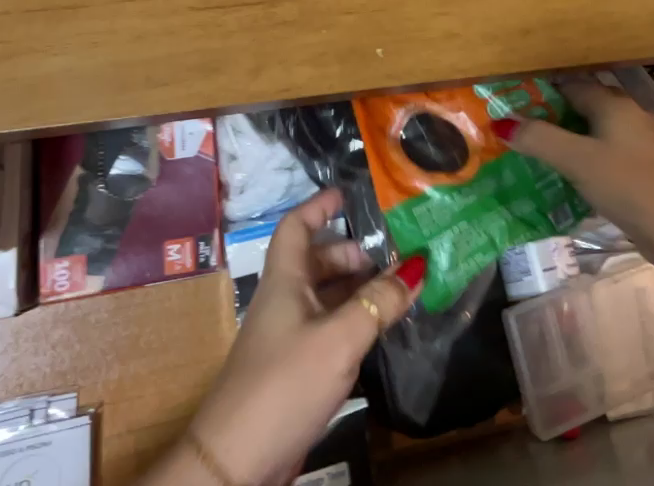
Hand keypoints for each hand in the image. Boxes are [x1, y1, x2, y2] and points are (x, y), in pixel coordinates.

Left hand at [171, 190, 422, 485]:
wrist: (236, 462)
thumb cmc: (284, 383)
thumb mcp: (339, 338)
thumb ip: (379, 302)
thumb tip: (417, 265)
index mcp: (284, 282)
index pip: (296, 227)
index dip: (319, 206)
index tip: (348, 194)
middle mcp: (284, 302)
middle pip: (316, 262)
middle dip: (352, 254)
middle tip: (393, 257)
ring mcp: (287, 338)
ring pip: (325, 298)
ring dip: (358, 290)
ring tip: (398, 292)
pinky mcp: (295, 371)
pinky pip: (328, 330)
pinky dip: (354, 322)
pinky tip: (381, 333)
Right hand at [506, 79, 653, 256]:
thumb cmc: (625, 184)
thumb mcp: (575, 160)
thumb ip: (539, 139)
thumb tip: (502, 123)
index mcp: (614, 104)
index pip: (572, 85)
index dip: (542, 92)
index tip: (513, 103)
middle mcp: (629, 115)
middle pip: (586, 105)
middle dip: (554, 115)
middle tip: (522, 129)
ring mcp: (640, 142)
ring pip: (597, 130)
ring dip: (571, 138)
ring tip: (540, 152)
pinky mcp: (645, 168)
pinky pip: (608, 152)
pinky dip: (587, 157)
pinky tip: (573, 174)